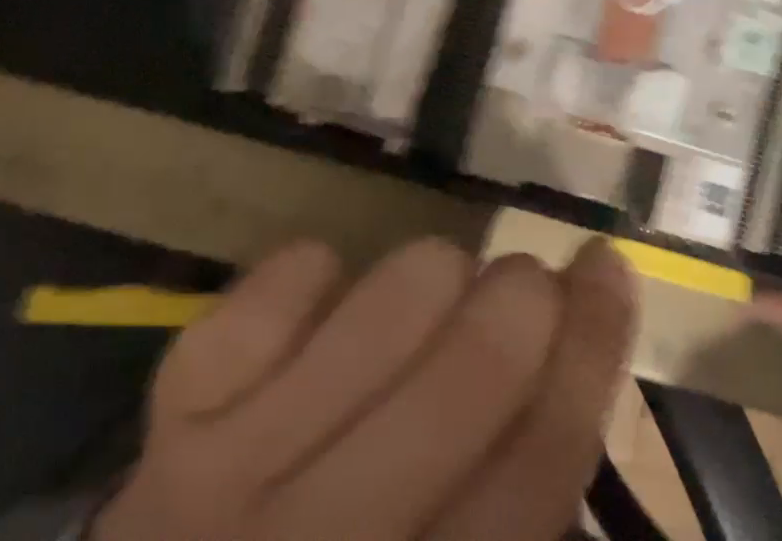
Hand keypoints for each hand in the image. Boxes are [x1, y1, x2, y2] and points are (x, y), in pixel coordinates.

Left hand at [90, 236, 635, 540]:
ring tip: (439, 278)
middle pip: (468, 376)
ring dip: (429, 271)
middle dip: (521, 295)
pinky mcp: (174, 413)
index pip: (541, 456)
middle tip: (525, 278)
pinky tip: (329, 284)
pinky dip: (311, 271)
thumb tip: (566, 359)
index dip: (591, 345)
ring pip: (375, 318)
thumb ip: (513, 498)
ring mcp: (237, 468)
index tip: (607, 268)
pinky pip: (263, 302)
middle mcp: (335, 530)